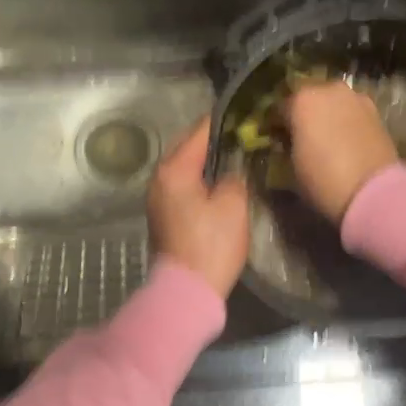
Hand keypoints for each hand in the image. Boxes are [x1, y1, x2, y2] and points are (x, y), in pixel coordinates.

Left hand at [147, 119, 249, 296]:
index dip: (225, 120)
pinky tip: (220, 184)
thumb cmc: (211, 245)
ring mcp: (158, 198)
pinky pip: (183, 187)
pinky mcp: (163, 216)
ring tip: (236, 158)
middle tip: (245, 136)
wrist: (186, 291)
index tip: (247, 114)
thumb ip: (233, 176)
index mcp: (174, 169)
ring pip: (185, 168)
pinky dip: (200, 181)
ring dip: (207, 162)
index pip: (201, 130)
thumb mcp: (233, 205)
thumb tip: (230, 169)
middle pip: (189, 147)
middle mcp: (159, 178)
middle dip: (215, 140)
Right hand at [283, 82, 399, 221]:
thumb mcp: (291, 166)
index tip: (271, 137)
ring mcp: (355, 97)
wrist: (372, 192)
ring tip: (322, 135)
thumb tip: (288, 140)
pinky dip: (343, 119)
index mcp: (301, 100)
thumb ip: (287, 145)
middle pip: (307, 96)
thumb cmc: (323, 179)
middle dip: (300, 112)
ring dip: (324, 113)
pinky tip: (342, 137)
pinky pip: (350, 110)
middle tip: (298, 133)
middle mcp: (328, 89)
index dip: (273, 124)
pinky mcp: (374, 110)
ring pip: (331, 100)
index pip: (278, 108)